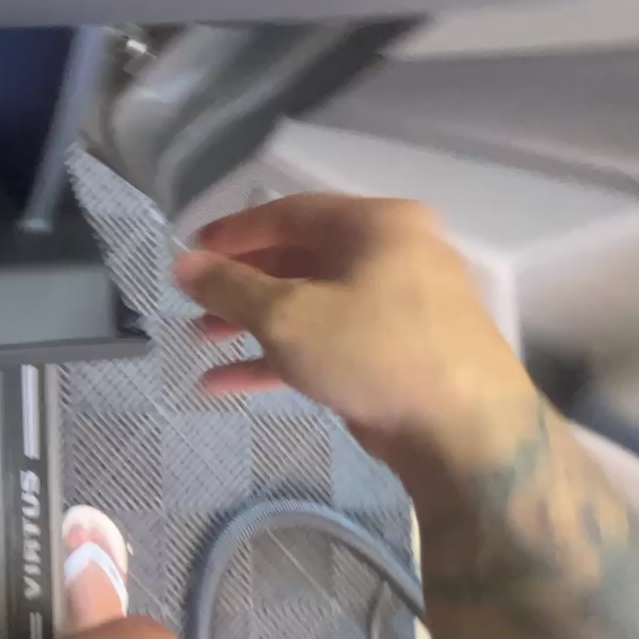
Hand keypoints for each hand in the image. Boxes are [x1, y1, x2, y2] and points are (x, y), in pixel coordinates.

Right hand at [175, 194, 537, 462]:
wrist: (456, 424)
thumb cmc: (369, 350)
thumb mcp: (285, 315)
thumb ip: (228, 287)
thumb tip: (182, 265)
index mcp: (374, 227)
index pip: (290, 214)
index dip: (233, 232)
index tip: (190, 252)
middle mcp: (388, 255)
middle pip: (294, 259)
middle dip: (237, 283)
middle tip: (192, 301)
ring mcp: (389, 305)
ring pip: (303, 303)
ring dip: (248, 321)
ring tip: (201, 340)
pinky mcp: (384, 349)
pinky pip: (316, 341)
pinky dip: (271, 356)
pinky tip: (223, 380)